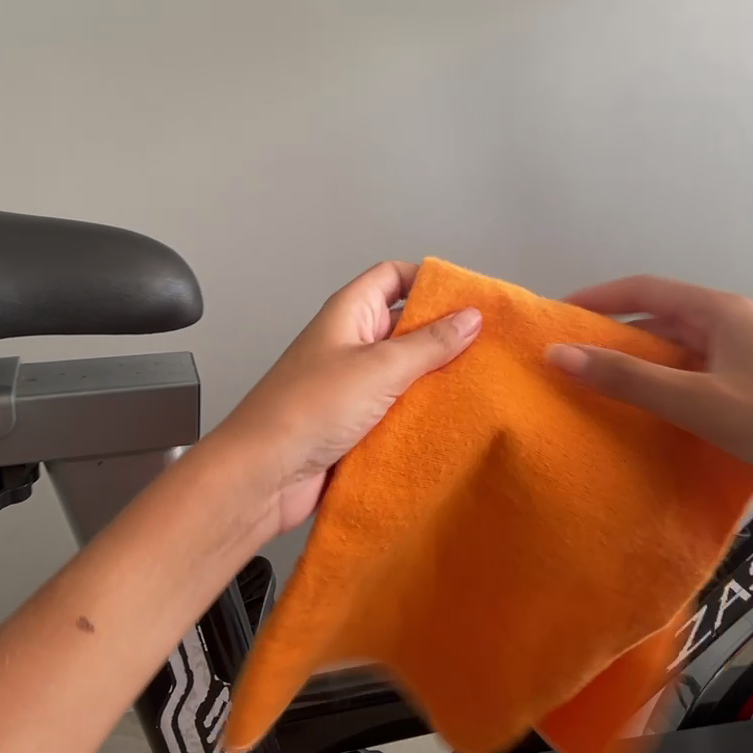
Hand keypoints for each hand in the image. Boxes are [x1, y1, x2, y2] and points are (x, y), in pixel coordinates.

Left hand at [214, 261, 481, 532]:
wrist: (263, 476)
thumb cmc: (308, 409)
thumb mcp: (379, 367)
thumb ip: (429, 343)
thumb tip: (470, 317)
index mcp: (350, 313)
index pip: (393, 276)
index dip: (429, 280)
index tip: (470, 298)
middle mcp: (352, 342)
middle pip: (405, 324)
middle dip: (443, 334)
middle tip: (489, 346)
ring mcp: (353, 384)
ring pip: (405, 370)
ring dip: (436, 378)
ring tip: (481, 384)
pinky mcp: (356, 422)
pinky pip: (397, 407)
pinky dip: (421, 412)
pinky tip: (453, 420)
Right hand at [545, 276, 752, 527]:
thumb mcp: (700, 402)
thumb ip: (628, 380)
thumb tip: (557, 355)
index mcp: (722, 312)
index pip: (645, 289)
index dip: (598, 297)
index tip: (557, 315)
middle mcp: (736, 326)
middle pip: (662, 320)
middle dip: (615, 334)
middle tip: (571, 357)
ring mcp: (751, 360)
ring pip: (681, 353)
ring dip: (641, 365)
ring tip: (600, 387)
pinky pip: (699, 380)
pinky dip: (668, 390)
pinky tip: (652, 416)